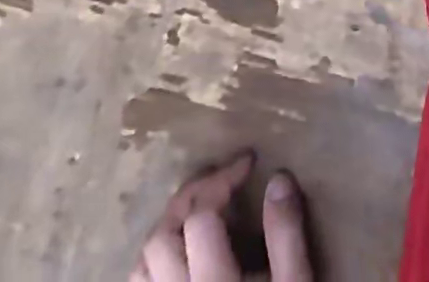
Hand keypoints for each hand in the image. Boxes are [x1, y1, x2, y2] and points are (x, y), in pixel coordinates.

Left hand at [130, 151, 312, 281]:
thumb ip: (287, 235)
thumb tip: (278, 178)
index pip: (203, 219)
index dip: (224, 180)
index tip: (250, 164)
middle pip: (163, 234)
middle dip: (193, 196)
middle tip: (224, 182)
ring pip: (141, 263)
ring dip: (169, 227)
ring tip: (200, 213)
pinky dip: (154, 262)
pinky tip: (180, 255)